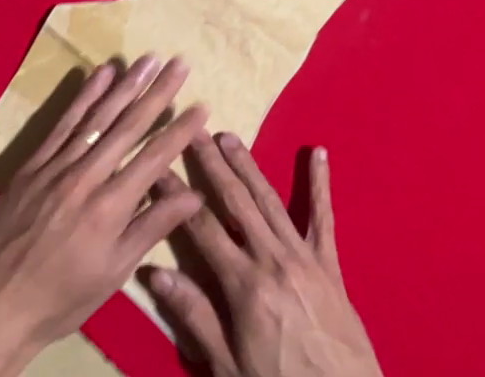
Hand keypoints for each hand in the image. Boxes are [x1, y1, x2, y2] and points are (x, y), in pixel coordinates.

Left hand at [0, 54, 206, 376]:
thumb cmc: (60, 298)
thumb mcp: (113, 273)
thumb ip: (152, 227)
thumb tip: (194, 195)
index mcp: (110, 208)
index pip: (154, 158)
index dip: (179, 130)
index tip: (201, 105)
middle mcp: (85, 177)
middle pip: (128, 127)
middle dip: (157, 93)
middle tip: (179, 63)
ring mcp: (55, 166)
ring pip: (96, 117)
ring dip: (124, 85)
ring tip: (146, 59)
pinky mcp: (32, 164)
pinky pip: (62, 123)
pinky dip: (83, 97)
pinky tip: (99, 75)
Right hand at [149, 133, 381, 376]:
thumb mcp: (228, 366)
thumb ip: (194, 317)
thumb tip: (154, 273)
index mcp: (243, 285)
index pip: (201, 227)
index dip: (177, 195)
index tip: (158, 165)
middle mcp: (272, 260)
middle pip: (235, 202)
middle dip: (212, 164)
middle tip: (194, 131)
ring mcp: (304, 258)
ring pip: (270, 201)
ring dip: (248, 166)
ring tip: (229, 137)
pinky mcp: (331, 265)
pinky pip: (324, 218)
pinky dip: (320, 184)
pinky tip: (319, 153)